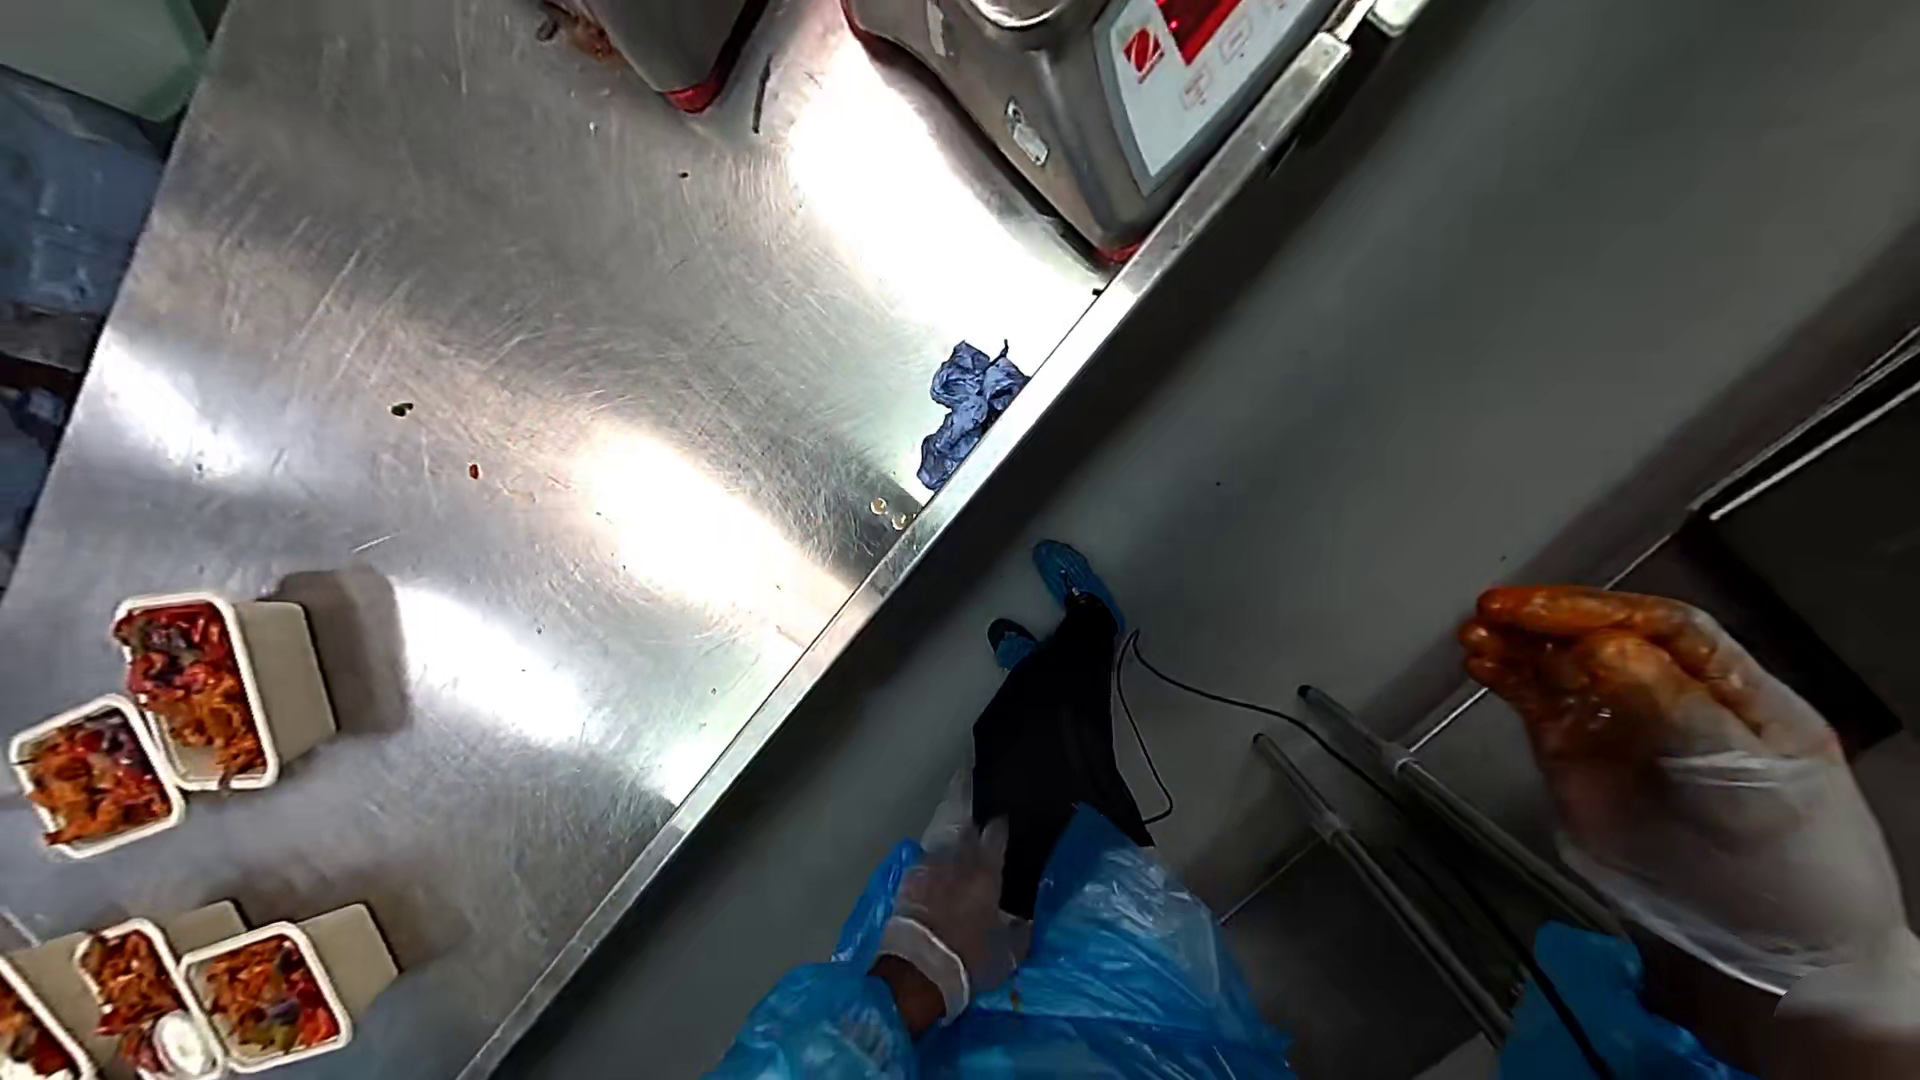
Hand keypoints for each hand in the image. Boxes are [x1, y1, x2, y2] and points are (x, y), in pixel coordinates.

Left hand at [877, 816, 1026, 1027]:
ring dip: (952, 851)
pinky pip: (924, 863)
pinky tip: (932, 880)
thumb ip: (1022, 932)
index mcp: (987, 871)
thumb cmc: (969, 958)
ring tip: (955, 864)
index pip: (997, 833)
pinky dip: (931, 868)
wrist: (920, 969)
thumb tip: (1028, 922)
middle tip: (979, 846)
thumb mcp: (1008, 953)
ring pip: (945, 846)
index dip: (1001, 828)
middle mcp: (959, 860)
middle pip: (968, 832)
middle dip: (974, 835)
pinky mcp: (909, 878)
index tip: (1003, 828)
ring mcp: (931, 866)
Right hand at [1460, 586, 1907, 992]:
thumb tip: (1602, 646)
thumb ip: (1674, 712)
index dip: (1599, 610)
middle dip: (1543, 617)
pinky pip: (1529, 694)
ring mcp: (1610, 714)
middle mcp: (1664, 690)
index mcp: (1731, 690)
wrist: (1744, 938)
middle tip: (1490, 609)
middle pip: (1597, 634)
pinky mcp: (1567, 739)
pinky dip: (1501, 675)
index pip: (1664, 627)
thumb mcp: (1743, 787)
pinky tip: (1477, 664)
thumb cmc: (1778, 863)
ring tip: (1471, 635)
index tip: (1540, 610)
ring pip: (1553, 660)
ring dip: (1511, 641)